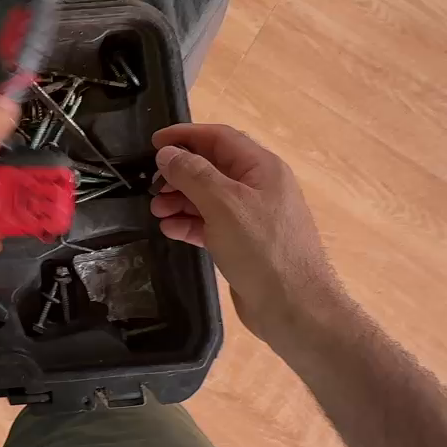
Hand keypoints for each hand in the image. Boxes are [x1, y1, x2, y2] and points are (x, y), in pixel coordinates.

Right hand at [150, 123, 346, 351]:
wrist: (295, 310)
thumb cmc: (262, 249)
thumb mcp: (224, 204)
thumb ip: (193, 173)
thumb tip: (167, 154)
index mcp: (261, 168)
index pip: (219, 137)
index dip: (185, 136)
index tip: (153, 144)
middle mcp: (258, 187)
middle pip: (210, 167)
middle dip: (179, 173)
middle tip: (152, 186)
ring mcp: (251, 217)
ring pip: (207, 197)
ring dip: (180, 200)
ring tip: (157, 210)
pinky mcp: (243, 244)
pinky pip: (210, 224)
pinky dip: (189, 223)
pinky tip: (170, 230)